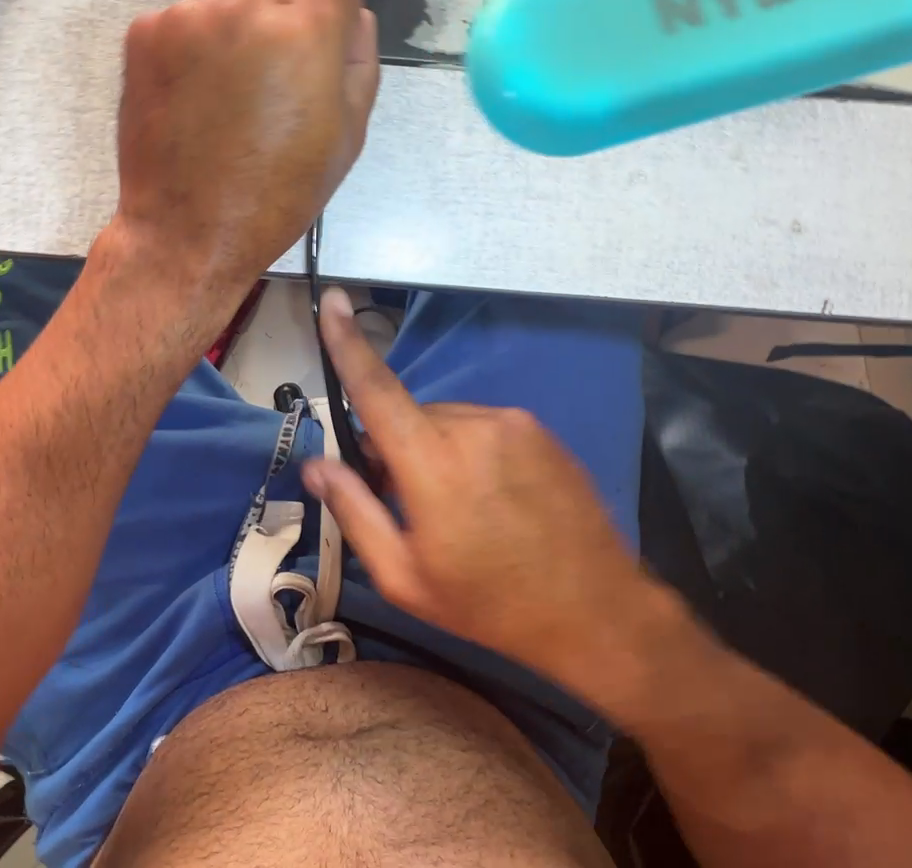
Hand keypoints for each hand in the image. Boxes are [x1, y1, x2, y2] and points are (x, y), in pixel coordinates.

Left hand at [108, 0, 379, 305]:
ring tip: (227, 106)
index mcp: (305, 34)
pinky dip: (193, 53)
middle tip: (268, 96)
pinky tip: (193, 102)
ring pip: (229, 11)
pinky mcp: (145, 34)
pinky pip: (185, 26)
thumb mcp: (345, 139)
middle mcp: (246, 9)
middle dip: (280, 33)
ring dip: (234, 42)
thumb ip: (359, 65)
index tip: (317, 54)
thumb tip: (357, 18)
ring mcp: (188, 18)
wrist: (189, 231)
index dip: (331, 15)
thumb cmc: (277, 195)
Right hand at [301, 288, 656, 685]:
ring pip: (447, 424)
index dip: (347, 342)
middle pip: (409, 417)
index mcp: (433, 463)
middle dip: (396, 449)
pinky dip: (471, 453)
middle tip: (407, 507)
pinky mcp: (541, 432)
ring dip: (436, 453)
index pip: (376, 389)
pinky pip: (484, 429)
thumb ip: (355, 511)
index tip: (332, 300)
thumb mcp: (405, 577)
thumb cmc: (489, 605)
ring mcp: (514, 424)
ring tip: (460, 512)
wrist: (595, 611)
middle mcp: (473, 426)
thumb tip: (316, 466)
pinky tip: (493, 502)